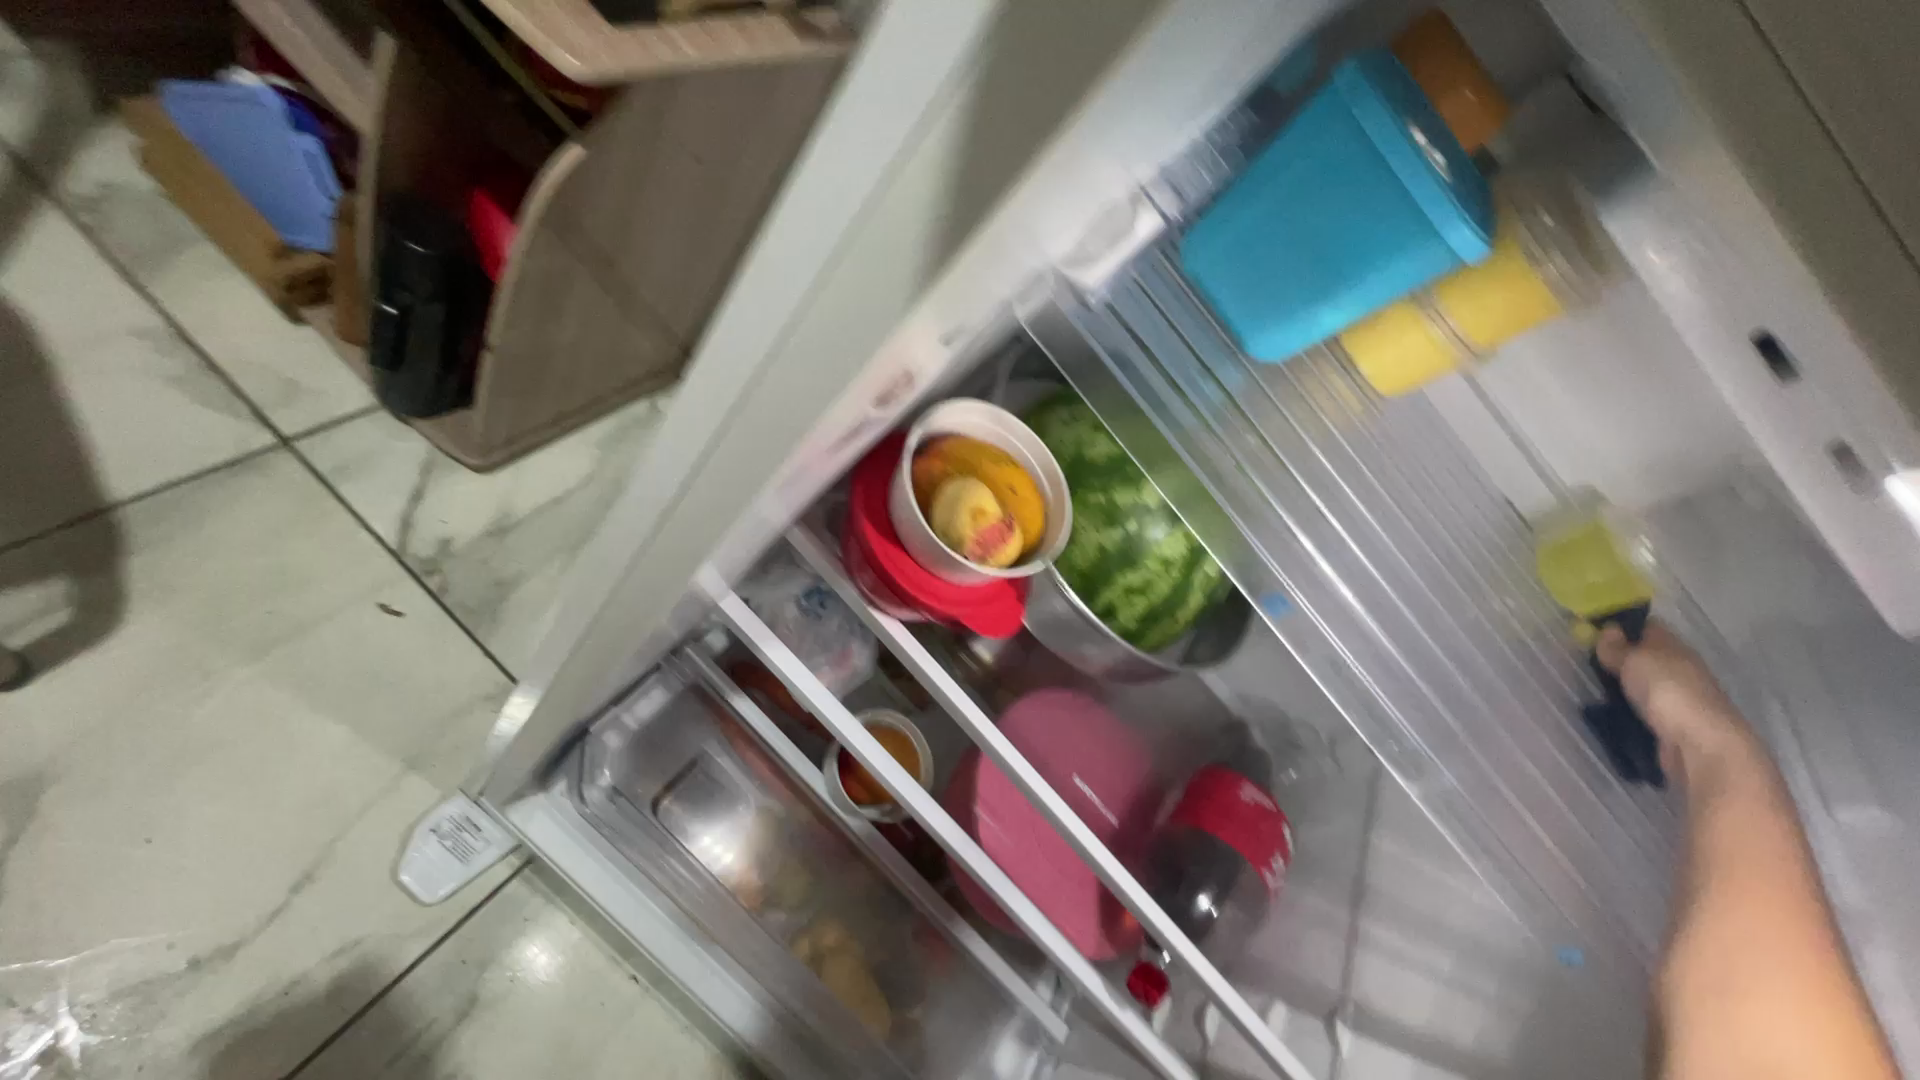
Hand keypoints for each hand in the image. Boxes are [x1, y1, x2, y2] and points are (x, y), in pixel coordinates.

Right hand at [1595, 621, 1767, 787]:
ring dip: (1623, 685)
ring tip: (1591, 687)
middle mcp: (1680, 669)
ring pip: (1644, 683)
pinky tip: (1609, 711)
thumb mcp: (1636, 660)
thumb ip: (1618, 647)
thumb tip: (1608, 630)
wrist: (1701, 746)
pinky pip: (1644, 708)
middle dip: (1620, 657)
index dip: (1623, 626)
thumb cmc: (1669, 692)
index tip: (1593, 630)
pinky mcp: (1672, 724)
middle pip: (1646, 656)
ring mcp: (1678, 698)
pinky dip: (1628, 708)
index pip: (1648, 627)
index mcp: (1675, 648)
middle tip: (1584, 660)